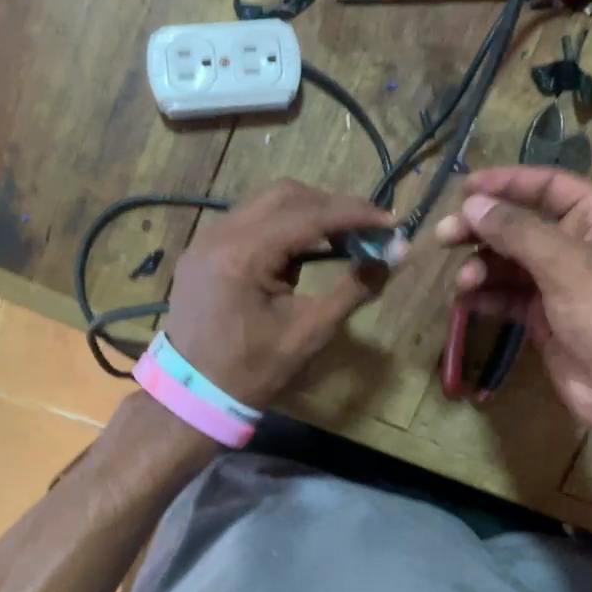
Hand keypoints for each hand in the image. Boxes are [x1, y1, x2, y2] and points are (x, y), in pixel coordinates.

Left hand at [163, 180, 392, 408]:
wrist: (194, 396)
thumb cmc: (254, 371)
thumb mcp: (309, 332)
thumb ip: (353, 289)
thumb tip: (397, 255)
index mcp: (242, 255)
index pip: (308, 215)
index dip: (354, 214)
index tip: (389, 222)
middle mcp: (219, 235)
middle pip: (285, 195)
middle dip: (331, 207)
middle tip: (366, 230)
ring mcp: (205, 240)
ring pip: (265, 204)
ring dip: (306, 214)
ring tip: (340, 240)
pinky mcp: (203, 251)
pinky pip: (248, 222)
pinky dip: (281, 228)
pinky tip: (303, 252)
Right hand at [433, 166, 591, 444]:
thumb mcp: (569, 266)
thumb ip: (517, 232)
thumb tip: (471, 204)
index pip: (552, 187)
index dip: (509, 183)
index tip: (465, 187)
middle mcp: (583, 249)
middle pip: (524, 225)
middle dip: (484, 229)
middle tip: (445, 236)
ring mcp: (563, 287)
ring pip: (512, 264)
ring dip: (482, 267)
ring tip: (462, 282)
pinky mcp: (547, 320)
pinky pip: (509, 298)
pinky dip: (486, 296)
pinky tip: (465, 301)